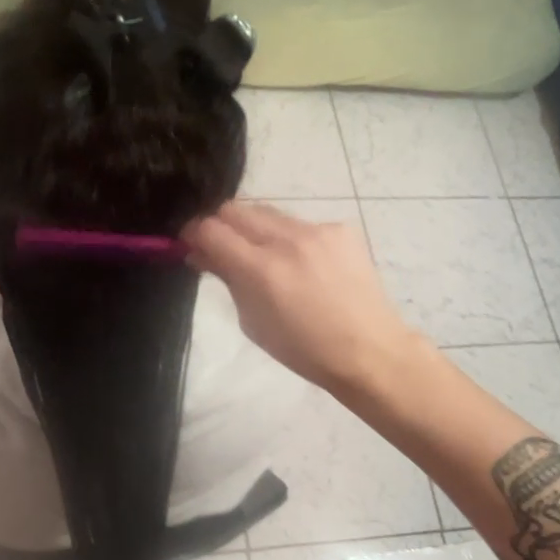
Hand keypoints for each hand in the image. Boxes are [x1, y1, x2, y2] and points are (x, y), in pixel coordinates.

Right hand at [182, 202, 420, 390]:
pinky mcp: (341, 229)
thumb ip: (228, 281)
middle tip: (222, 247)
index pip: (211, 229)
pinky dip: (291, 239)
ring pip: (269, 214)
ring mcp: (317, 230)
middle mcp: (287, 240)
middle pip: (236, 209)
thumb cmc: (304, 350)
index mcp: (261, 270)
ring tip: (265, 258)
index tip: (191, 244)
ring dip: (256, 230)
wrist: (368, 350)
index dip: (193, 234)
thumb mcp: (253, 322)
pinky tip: (304, 265)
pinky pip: (301, 224)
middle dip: (221, 225)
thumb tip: (203, 255)